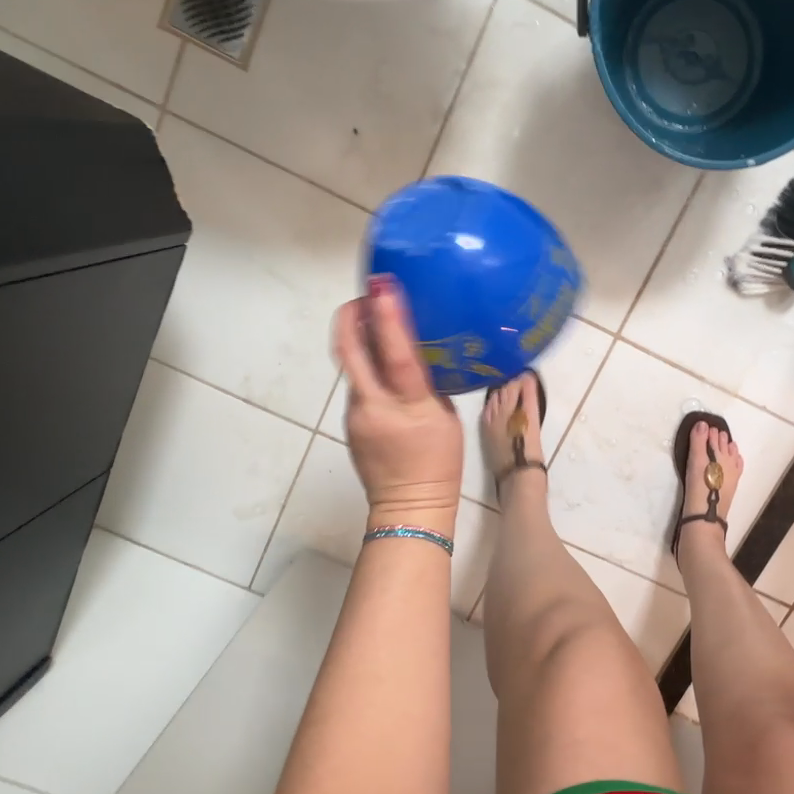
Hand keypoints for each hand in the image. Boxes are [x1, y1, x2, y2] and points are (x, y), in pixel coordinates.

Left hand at [332, 276, 462, 533]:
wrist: (409, 507)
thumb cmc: (439, 464)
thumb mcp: (445, 418)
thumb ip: (427, 384)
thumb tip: (417, 352)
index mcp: (406, 406)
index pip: (394, 353)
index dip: (387, 317)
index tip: (381, 285)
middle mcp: (372, 406)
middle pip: (349, 350)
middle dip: (350, 316)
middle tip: (365, 294)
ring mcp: (355, 414)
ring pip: (352, 365)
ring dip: (359, 337)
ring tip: (378, 318)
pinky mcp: (351, 422)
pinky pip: (358, 383)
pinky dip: (366, 364)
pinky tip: (381, 361)